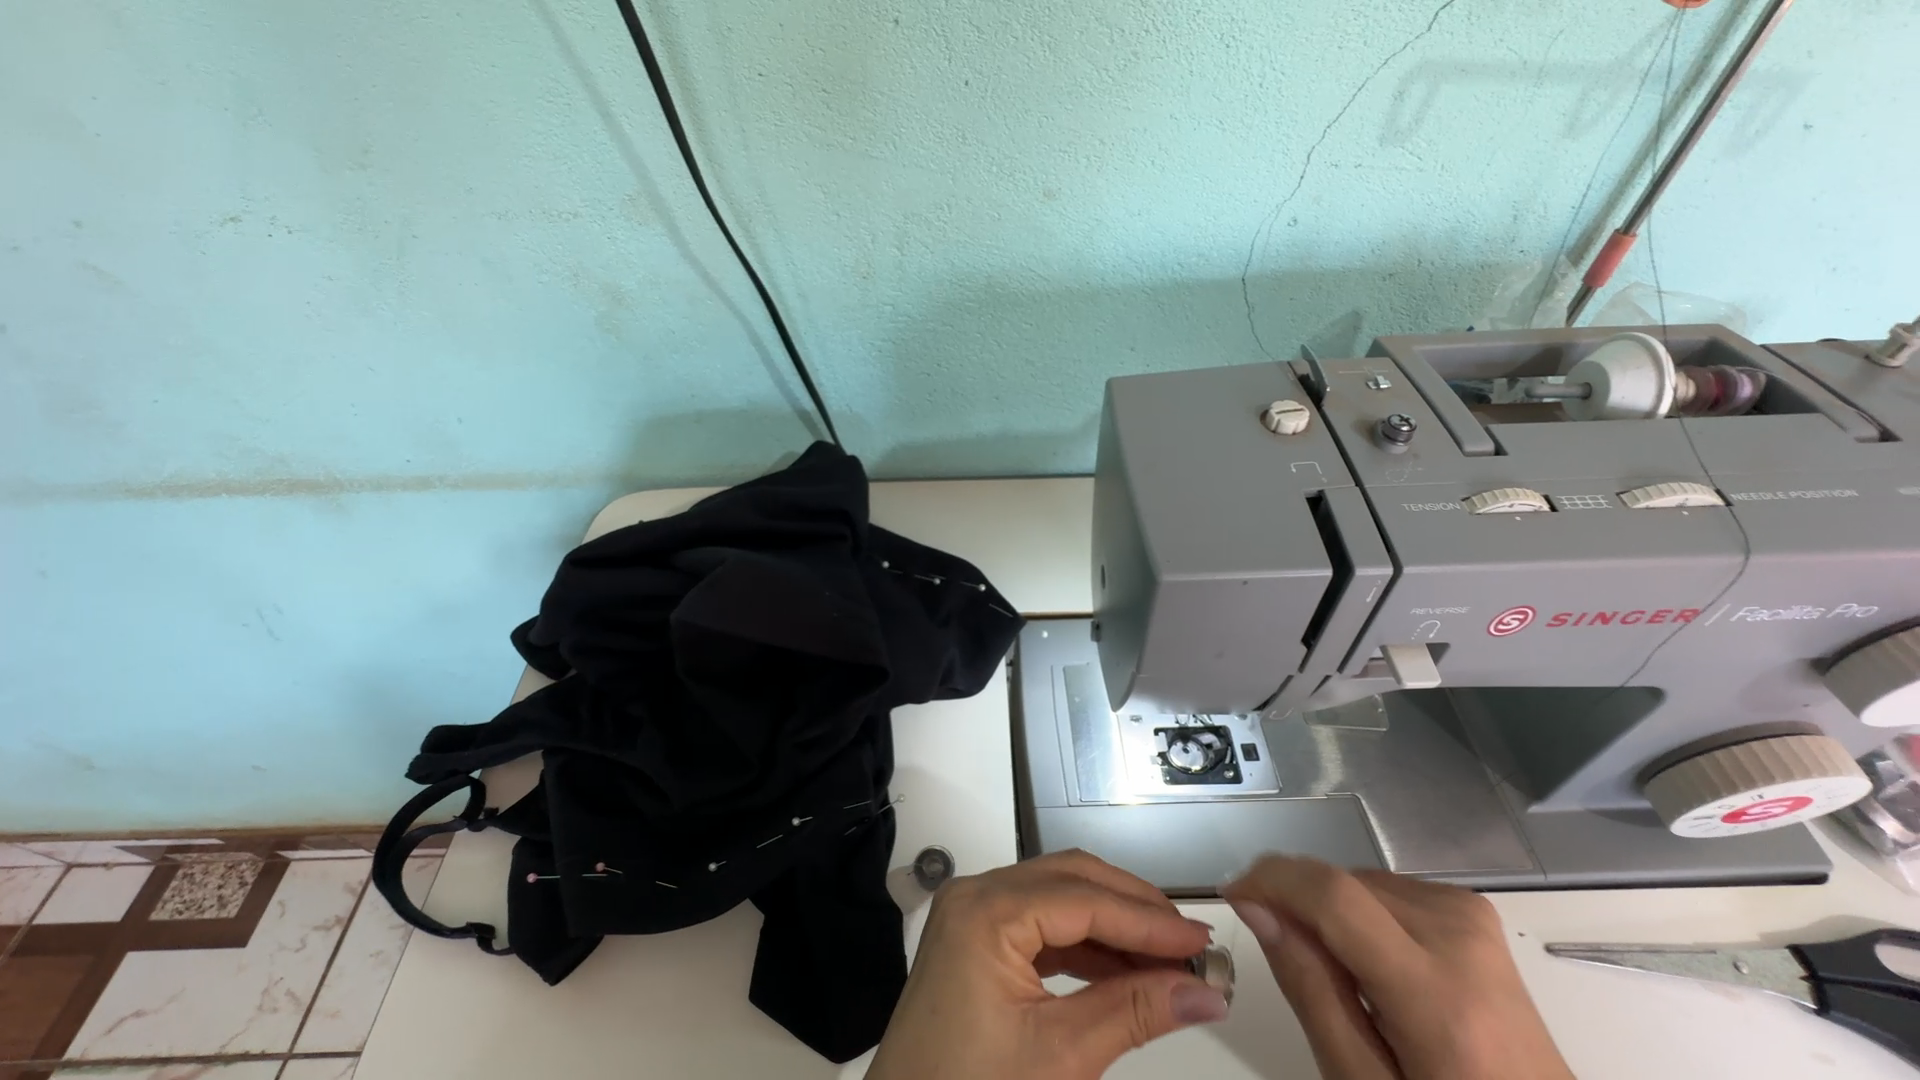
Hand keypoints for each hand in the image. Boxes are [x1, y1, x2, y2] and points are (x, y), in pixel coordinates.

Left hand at [867, 850, 1230, 1079]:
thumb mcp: (1059, 1055)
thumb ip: (1134, 1012)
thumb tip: (1205, 992)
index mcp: (986, 912)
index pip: (1085, 898)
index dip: (1149, 919)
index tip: (1202, 942)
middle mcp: (976, 894)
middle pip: (1073, 879)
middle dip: (1135, 910)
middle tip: (1190, 946)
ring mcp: (973, 912)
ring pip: (1060, 896)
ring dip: (1114, 925)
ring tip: (1168, 960)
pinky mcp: (976, 936)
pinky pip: (1042, 922)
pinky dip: (1086, 942)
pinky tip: (1125, 968)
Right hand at [1224, 856, 1571, 1079]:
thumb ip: (1309, 989)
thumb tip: (1258, 906)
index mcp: (1436, 995)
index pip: (1334, 896)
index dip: (1271, 881)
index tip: (1233, 895)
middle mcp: (1459, 937)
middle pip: (1342, 885)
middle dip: (1297, 905)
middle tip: (1287, 961)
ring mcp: (1472, 918)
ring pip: (1359, 882)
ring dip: (1328, 911)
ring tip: (1339, 974)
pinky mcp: (1474, 911)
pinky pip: (1387, 888)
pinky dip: (1360, 913)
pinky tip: (1370, 960)